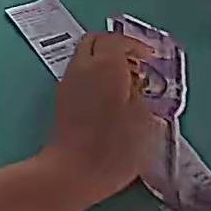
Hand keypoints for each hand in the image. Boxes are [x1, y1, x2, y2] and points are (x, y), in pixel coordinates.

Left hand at [37, 32, 157, 203]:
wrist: (74, 170)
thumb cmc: (114, 146)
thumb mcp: (142, 118)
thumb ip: (139, 92)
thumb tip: (134, 81)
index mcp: (104, 65)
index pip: (116, 39)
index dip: (135, 45)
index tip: (149, 57)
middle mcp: (82, 66)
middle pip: (96, 40)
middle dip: (116, 45)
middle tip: (136, 63)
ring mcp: (68, 80)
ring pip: (85, 54)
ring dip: (104, 59)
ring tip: (126, 81)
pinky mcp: (62, 96)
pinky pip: (80, 72)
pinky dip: (95, 73)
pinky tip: (110, 95)